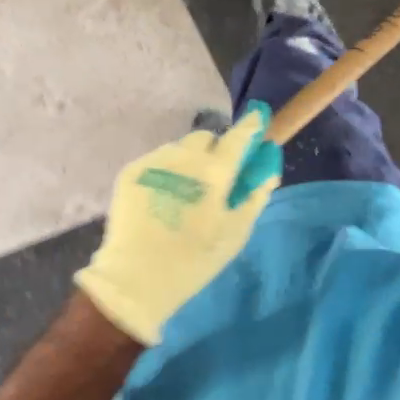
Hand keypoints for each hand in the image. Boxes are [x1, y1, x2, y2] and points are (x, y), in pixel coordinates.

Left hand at [73, 106, 282, 344]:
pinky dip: (165, 172)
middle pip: (205, 138)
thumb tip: (267, 166)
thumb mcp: (235, 233)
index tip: (257, 121)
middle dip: (213, 151)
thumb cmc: (194, 260)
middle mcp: (182, 156)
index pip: (238, 136)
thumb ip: (255, 194)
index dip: (250, 127)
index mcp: (213, 172)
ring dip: (188, 161)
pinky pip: (157, 160)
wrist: (136, 278)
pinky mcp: (131, 170)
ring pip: (179, 148)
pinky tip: (162, 198)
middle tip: (214, 180)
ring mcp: (153, 161)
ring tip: (185, 193)